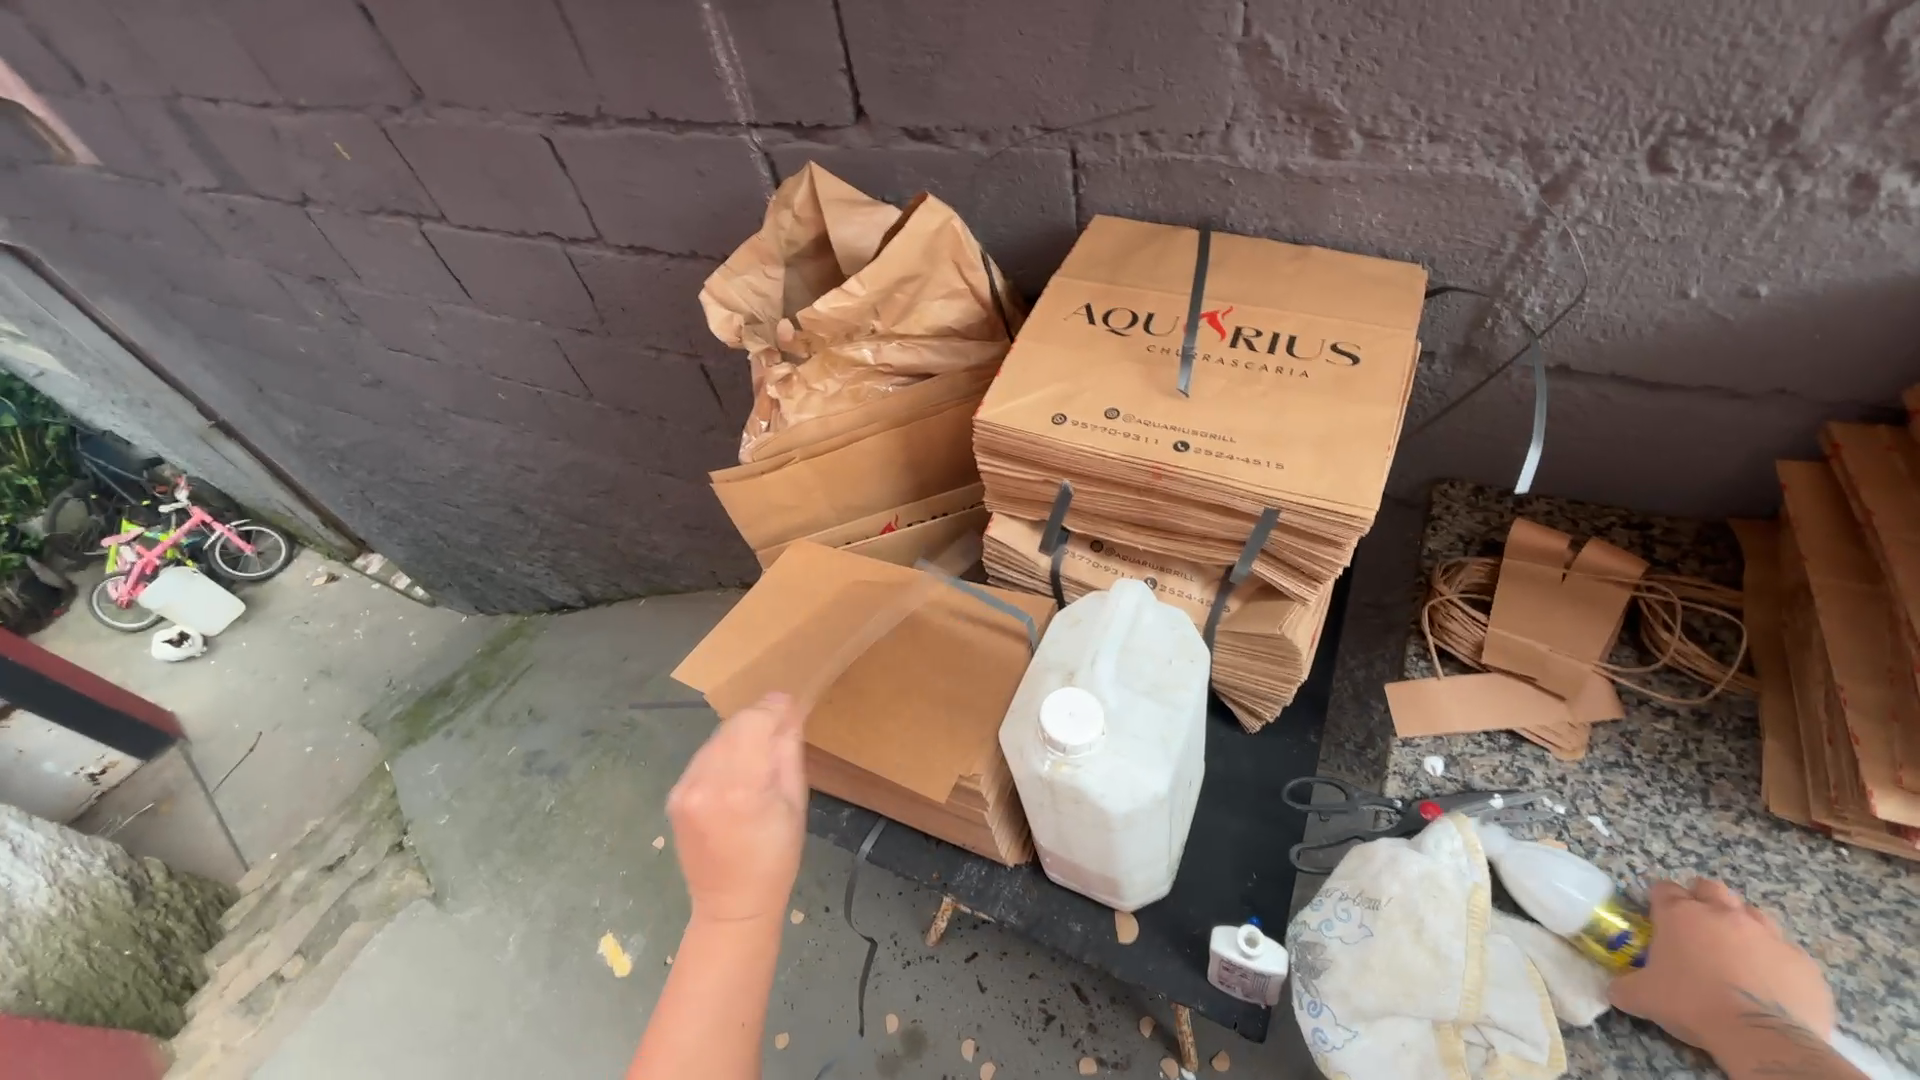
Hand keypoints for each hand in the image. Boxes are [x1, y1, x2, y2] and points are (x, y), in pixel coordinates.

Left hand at [666, 692, 808, 925]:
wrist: (731, 904)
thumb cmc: (776, 857)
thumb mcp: (795, 802)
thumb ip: (788, 750)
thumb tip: (789, 711)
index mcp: (743, 787)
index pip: (755, 721)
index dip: (774, 708)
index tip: (790, 706)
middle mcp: (706, 782)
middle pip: (734, 725)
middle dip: (758, 721)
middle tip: (781, 729)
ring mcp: (685, 789)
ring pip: (717, 738)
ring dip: (740, 737)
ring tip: (759, 758)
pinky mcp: (675, 796)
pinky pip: (703, 758)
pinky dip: (722, 756)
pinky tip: (735, 776)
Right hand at [1610, 879, 1834, 1056]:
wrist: (1762, 1037)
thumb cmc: (1692, 1004)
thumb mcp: (1642, 996)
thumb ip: (1624, 986)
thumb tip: (1616, 989)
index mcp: (1680, 914)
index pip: (1664, 888)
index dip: (1659, 899)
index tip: (1658, 916)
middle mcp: (1724, 915)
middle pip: (1711, 888)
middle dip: (1703, 899)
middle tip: (1698, 926)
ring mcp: (1769, 936)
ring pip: (1754, 913)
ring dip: (1743, 924)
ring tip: (1737, 951)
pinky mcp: (1804, 963)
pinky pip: (1787, 951)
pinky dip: (1775, 959)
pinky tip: (1770, 981)